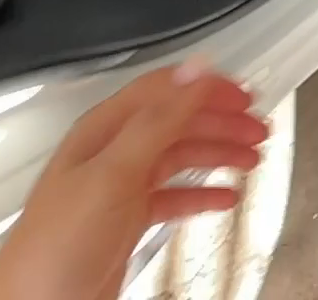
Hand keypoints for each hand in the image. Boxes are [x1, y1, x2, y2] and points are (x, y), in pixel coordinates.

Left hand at [0, 59, 268, 299]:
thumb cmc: (57, 247)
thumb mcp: (115, 172)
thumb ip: (158, 119)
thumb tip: (196, 69)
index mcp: (107, 129)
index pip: (167, 89)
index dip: (208, 87)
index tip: (245, 95)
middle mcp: (114, 152)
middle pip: (180, 121)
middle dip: (223, 121)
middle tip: (260, 129)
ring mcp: (120, 187)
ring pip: (181, 157)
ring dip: (220, 153)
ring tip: (252, 159)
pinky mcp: (126, 222)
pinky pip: (175, 196)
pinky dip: (203, 194)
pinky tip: (225, 198)